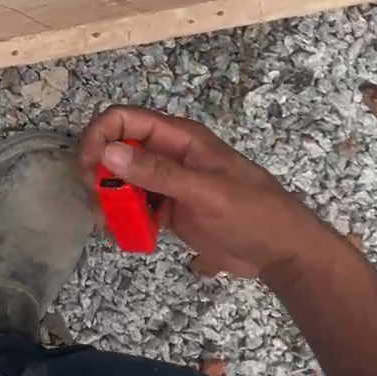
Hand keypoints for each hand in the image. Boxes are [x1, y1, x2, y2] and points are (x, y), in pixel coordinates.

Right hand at [77, 105, 341, 282]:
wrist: (286, 256)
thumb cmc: (256, 216)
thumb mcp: (208, 192)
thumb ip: (158, 173)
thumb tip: (107, 152)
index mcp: (179, 138)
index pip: (123, 119)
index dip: (99, 136)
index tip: (90, 167)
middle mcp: (167, 154)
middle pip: (113, 147)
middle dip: (98, 170)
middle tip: (96, 197)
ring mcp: (165, 181)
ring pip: (117, 177)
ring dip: (106, 197)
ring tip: (108, 221)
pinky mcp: (165, 206)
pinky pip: (130, 203)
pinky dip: (120, 215)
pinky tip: (123, 231)